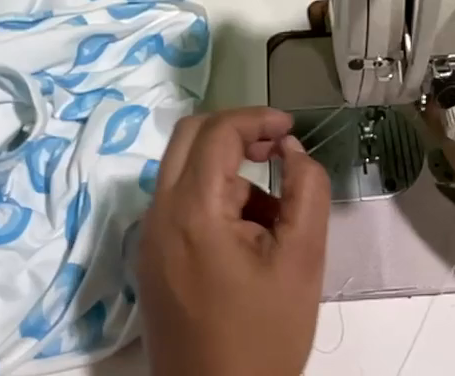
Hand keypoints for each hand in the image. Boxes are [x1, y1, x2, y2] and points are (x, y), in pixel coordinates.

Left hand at [138, 106, 330, 375]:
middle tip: (276, 148)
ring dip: (229, 171)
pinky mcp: (150, 259)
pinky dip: (214, 198)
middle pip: (189, 137)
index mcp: (191, 210)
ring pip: (184, 170)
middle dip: (237, 132)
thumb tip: (290, 149)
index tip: (292, 128)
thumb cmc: (264, 336)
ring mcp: (148, 238)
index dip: (257, 118)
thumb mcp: (302, 260)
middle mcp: (158, 214)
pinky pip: (179, 203)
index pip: (218, 132)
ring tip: (274, 218)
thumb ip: (306, 190)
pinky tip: (249, 239)